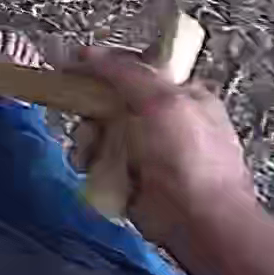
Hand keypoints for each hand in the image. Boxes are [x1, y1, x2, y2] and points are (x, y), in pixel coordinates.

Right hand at [68, 47, 259, 246]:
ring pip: (96, 125)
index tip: (77, 62)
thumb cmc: (187, 157)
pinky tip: (90, 165)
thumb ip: (125, 72)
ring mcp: (142, 146)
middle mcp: (160, 116)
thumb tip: (86, 54)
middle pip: (108, 95)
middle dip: (89, 103)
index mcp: (181, 94)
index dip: (105, 62)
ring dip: (87, 135)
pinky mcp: (126, 171)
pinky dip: (87, 157)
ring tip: (91, 148)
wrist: (197, 220)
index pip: (135, 65)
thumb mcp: (161, 102)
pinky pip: (94, 153)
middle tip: (83, 112)